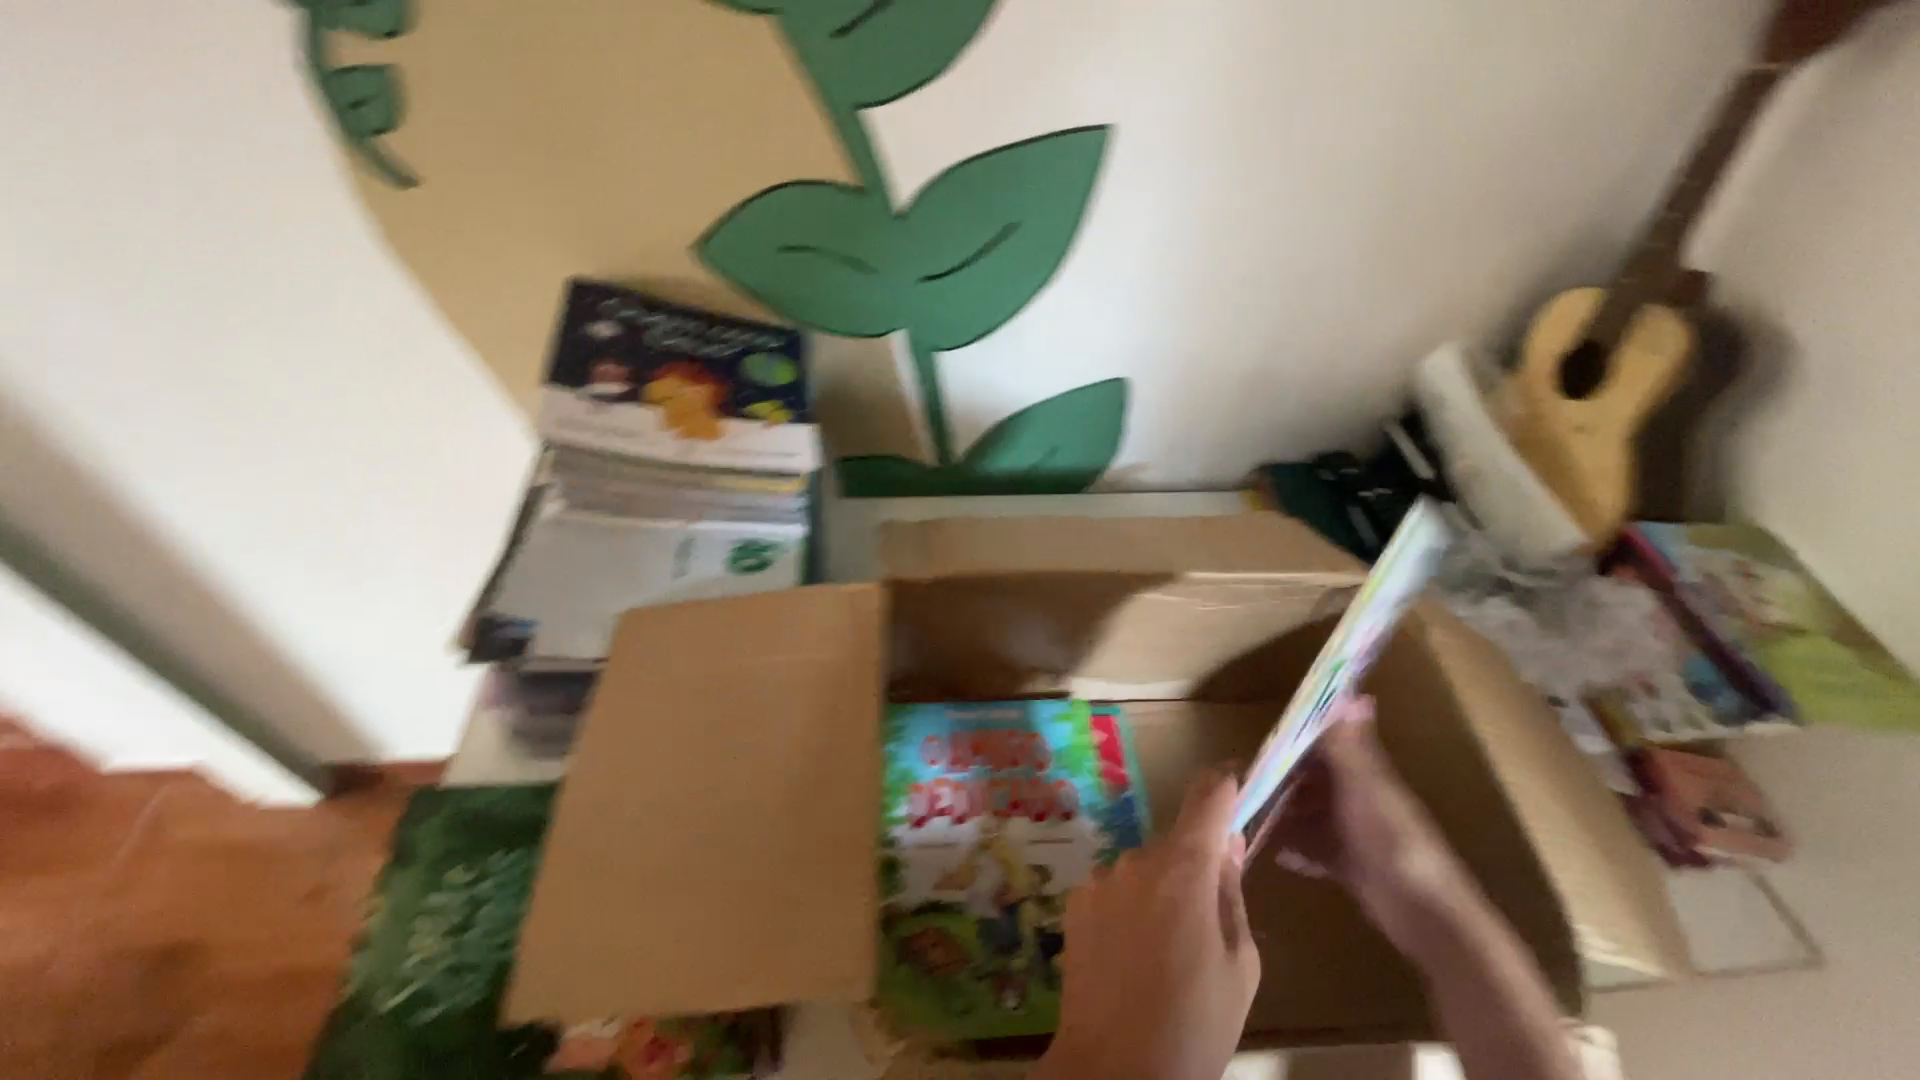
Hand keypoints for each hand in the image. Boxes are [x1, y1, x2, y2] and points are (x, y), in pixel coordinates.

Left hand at [1036, 770, 1259, 1079]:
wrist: (1113, 1070)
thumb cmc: (1195, 1025)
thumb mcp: (1240, 965)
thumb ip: (1231, 894)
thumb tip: (1226, 847)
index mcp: (1185, 870)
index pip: (1207, 799)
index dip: (1224, 783)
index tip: (1236, 777)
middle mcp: (1136, 860)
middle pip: (1176, 844)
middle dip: (1194, 866)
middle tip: (1206, 919)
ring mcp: (1099, 880)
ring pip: (1143, 870)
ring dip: (1158, 891)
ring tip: (1164, 952)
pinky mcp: (1074, 904)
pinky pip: (1114, 891)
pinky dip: (1127, 908)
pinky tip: (1129, 955)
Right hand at [1259, 695, 1476, 956]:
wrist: (1423, 914)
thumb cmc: (1392, 841)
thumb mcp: (1364, 787)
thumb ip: (1349, 746)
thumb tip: (1352, 691)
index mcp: (1365, 776)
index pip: (1329, 746)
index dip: (1299, 739)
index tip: (1264, 737)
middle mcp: (1359, 800)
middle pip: (1315, 781)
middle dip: (1284, 778)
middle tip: (1244, 780)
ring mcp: (1354, 835)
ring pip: (1311, 814)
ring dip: (1285, 813)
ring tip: (1248, 814)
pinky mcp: (1349, 866)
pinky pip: (1315, 851)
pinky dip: (1295, 850)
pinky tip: (1273, 852)